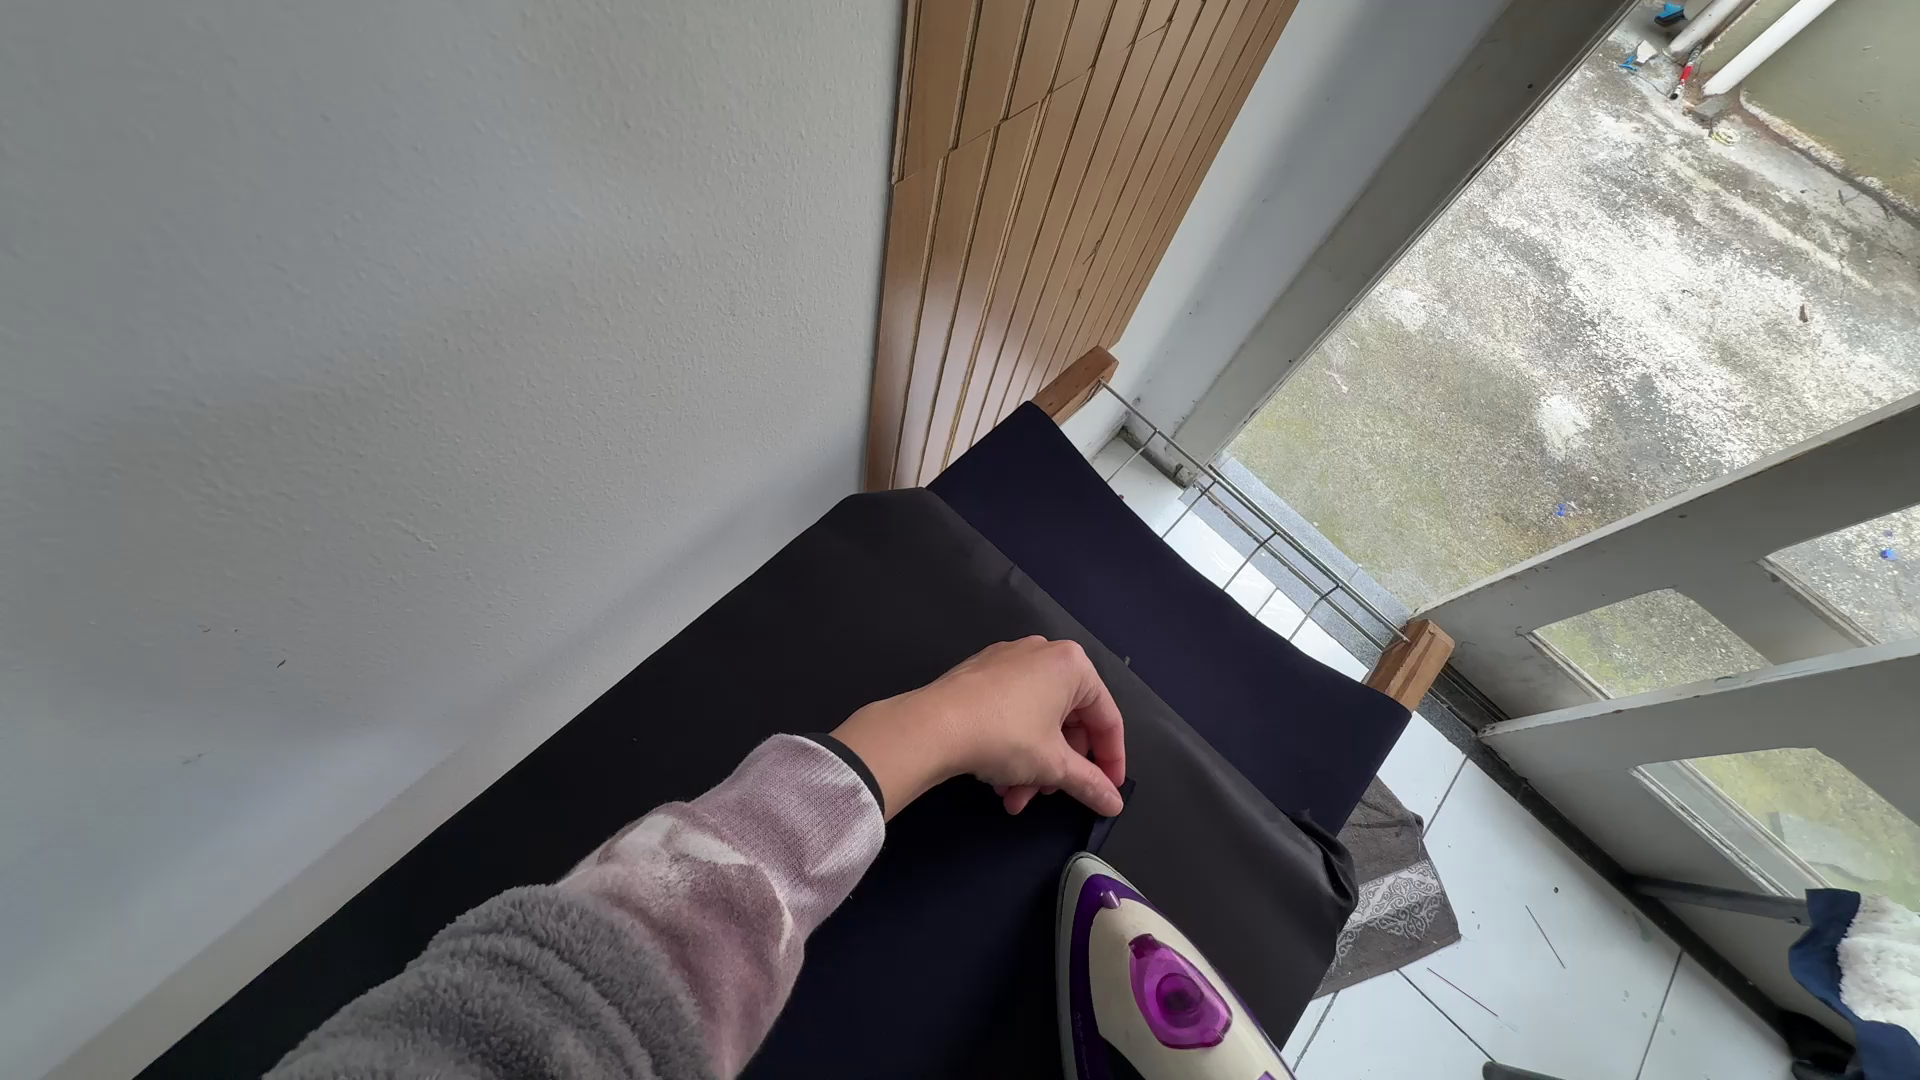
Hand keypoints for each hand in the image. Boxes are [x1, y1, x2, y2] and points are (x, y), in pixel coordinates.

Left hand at [830, 637, 1126, 819]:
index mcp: (1072, 665)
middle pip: (1068, 720)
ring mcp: (1009, 659)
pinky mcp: (980, 672)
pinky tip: (996, 778)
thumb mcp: (1053, 765)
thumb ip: (1089, 783)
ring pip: (1036, 720)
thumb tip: (1113, 803)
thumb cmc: (1005, 736)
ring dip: (1031, 765)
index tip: (1108, 792)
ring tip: (1013, 797)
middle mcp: (1043, 653)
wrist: (933, 725)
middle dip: (1058, 767)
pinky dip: (1011, 745)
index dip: (1111, 761)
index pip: (1106, 718)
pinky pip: (1011, 710)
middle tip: (1046, 796)